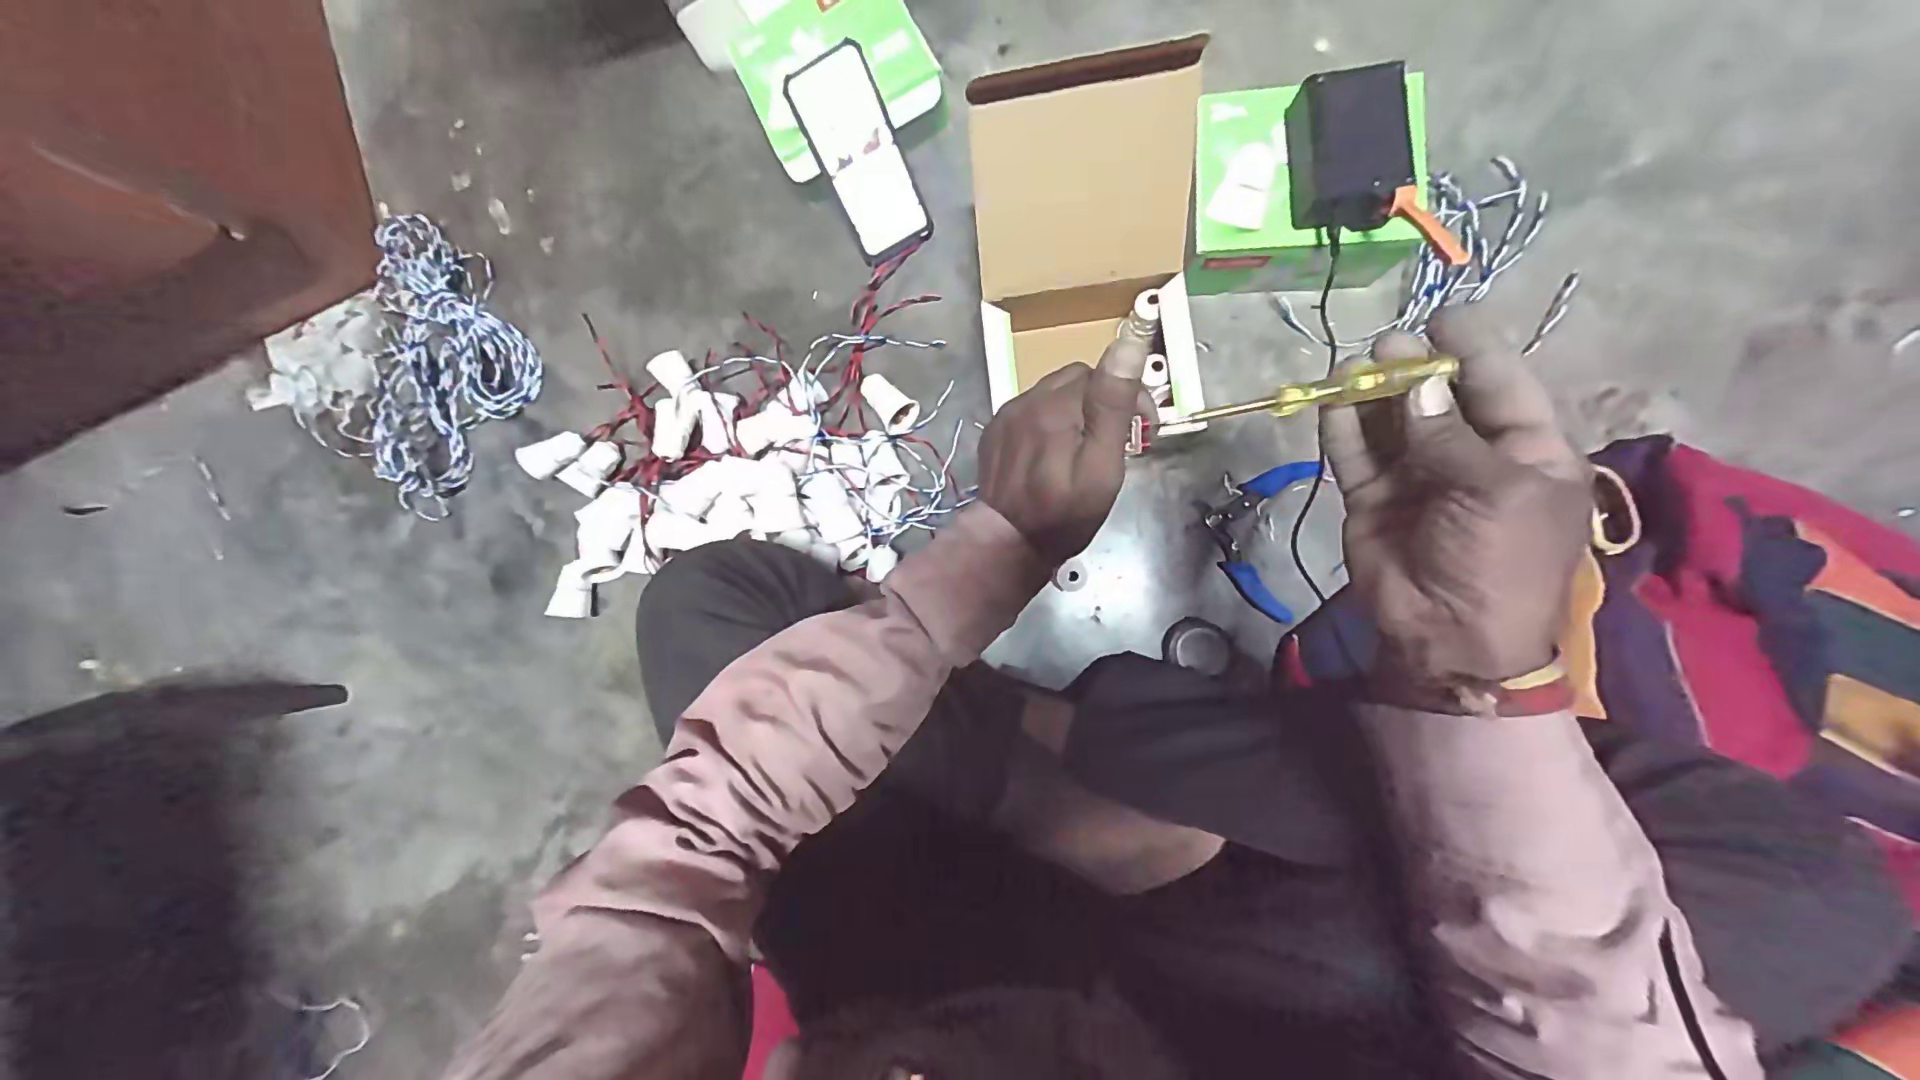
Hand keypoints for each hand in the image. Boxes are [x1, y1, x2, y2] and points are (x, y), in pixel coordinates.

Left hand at [978, 337, 1149, 564]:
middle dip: (1101, 402)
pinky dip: (1049, 422)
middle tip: (1116, 440)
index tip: (1142, 430)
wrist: (1007, 543)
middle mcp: (1026, 401)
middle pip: (1076, 381)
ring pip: (1052, 393)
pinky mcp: (995, 431)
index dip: (1128, 398)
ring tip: (1083, 448)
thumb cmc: (1064, 514)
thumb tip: (1128, 345)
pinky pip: (1030, 410)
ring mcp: (1006, 415)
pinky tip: (1053, 452)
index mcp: (1055, 406)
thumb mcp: (1101, 468)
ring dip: (1075, 411)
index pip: (1101, 375)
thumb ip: (1112, 406)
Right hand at [1321, 306, 1590, 709]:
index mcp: (1523, 450)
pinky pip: (1354, 454)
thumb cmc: (1500, 559)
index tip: (1445, 316)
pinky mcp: (1369, 495)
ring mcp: (1414, 476)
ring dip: (1372, 394)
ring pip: (1389, 422)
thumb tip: (1418, 388)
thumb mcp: (1497, 491)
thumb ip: (1451, 437)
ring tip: (1353, 366)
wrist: (1448, 632)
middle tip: (1387, 346)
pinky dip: (1342, 428)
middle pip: (1437, 399)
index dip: (1475, 350)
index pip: (1500, 386)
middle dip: (1415, 370)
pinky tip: (1332, 402)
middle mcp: (1466, 455)